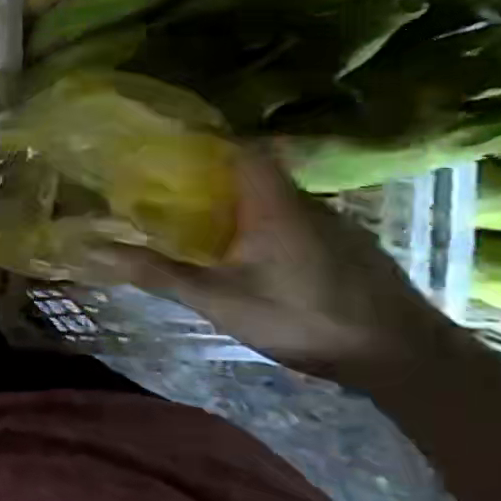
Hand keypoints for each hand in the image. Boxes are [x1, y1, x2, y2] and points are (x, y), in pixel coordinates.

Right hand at [111, 148, 466, 389]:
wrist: (406, 359)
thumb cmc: (302, 317)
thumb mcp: (218, 299)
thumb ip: (158, 273)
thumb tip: (93, 252)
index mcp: (273, 203)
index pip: (243, 148)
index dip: (207, 141)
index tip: (168, 147)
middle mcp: (305, 204)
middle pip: (256, 173)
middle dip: (213, 176)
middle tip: (170, 190)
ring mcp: (333, 227)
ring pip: (276, 201)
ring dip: (240, 204)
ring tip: (200, 222)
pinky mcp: (348, 251)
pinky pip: (295, 222)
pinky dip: (265, 226)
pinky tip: (249, 256)